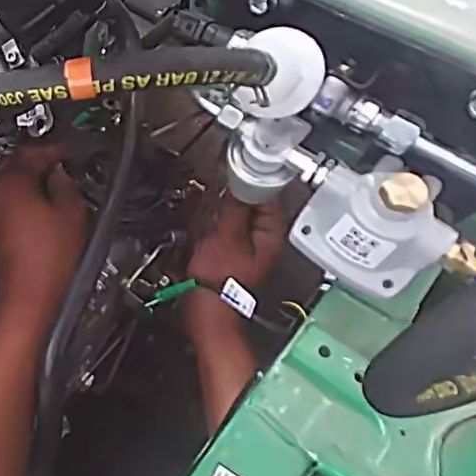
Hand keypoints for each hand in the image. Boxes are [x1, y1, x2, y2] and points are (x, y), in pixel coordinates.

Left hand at [0, 144, 88, 331]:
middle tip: (65, 164)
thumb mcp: (72, 213)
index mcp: (9, 183)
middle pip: (16, 164)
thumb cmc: (47, 264)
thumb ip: (67, 183)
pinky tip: (43, 210)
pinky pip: (6, 204)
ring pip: (9, 184)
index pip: (34, 151)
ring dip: (31, 182)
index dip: (58, 149)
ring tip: (57, 187)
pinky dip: (23, 201)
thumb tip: (62, 173)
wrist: (28, 301)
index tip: (71, 151)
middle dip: (41, 162)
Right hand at [184, 193, 284, 338]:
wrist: (204, 304)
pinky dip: (215, 218)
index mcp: (270, 236)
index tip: (239, 172)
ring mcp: (245, 247)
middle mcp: (262, 241)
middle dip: (236, 192)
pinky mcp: (229, 252)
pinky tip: (205, 215)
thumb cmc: (220, 278)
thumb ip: (237, 206)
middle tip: (223, 181)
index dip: (254, 182)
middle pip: (253, 206)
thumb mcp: (228, 234)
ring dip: (224, 205)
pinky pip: (225, 227)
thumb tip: (242, 182)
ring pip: (238, 216)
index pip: (269, 198)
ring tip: (213, 196)